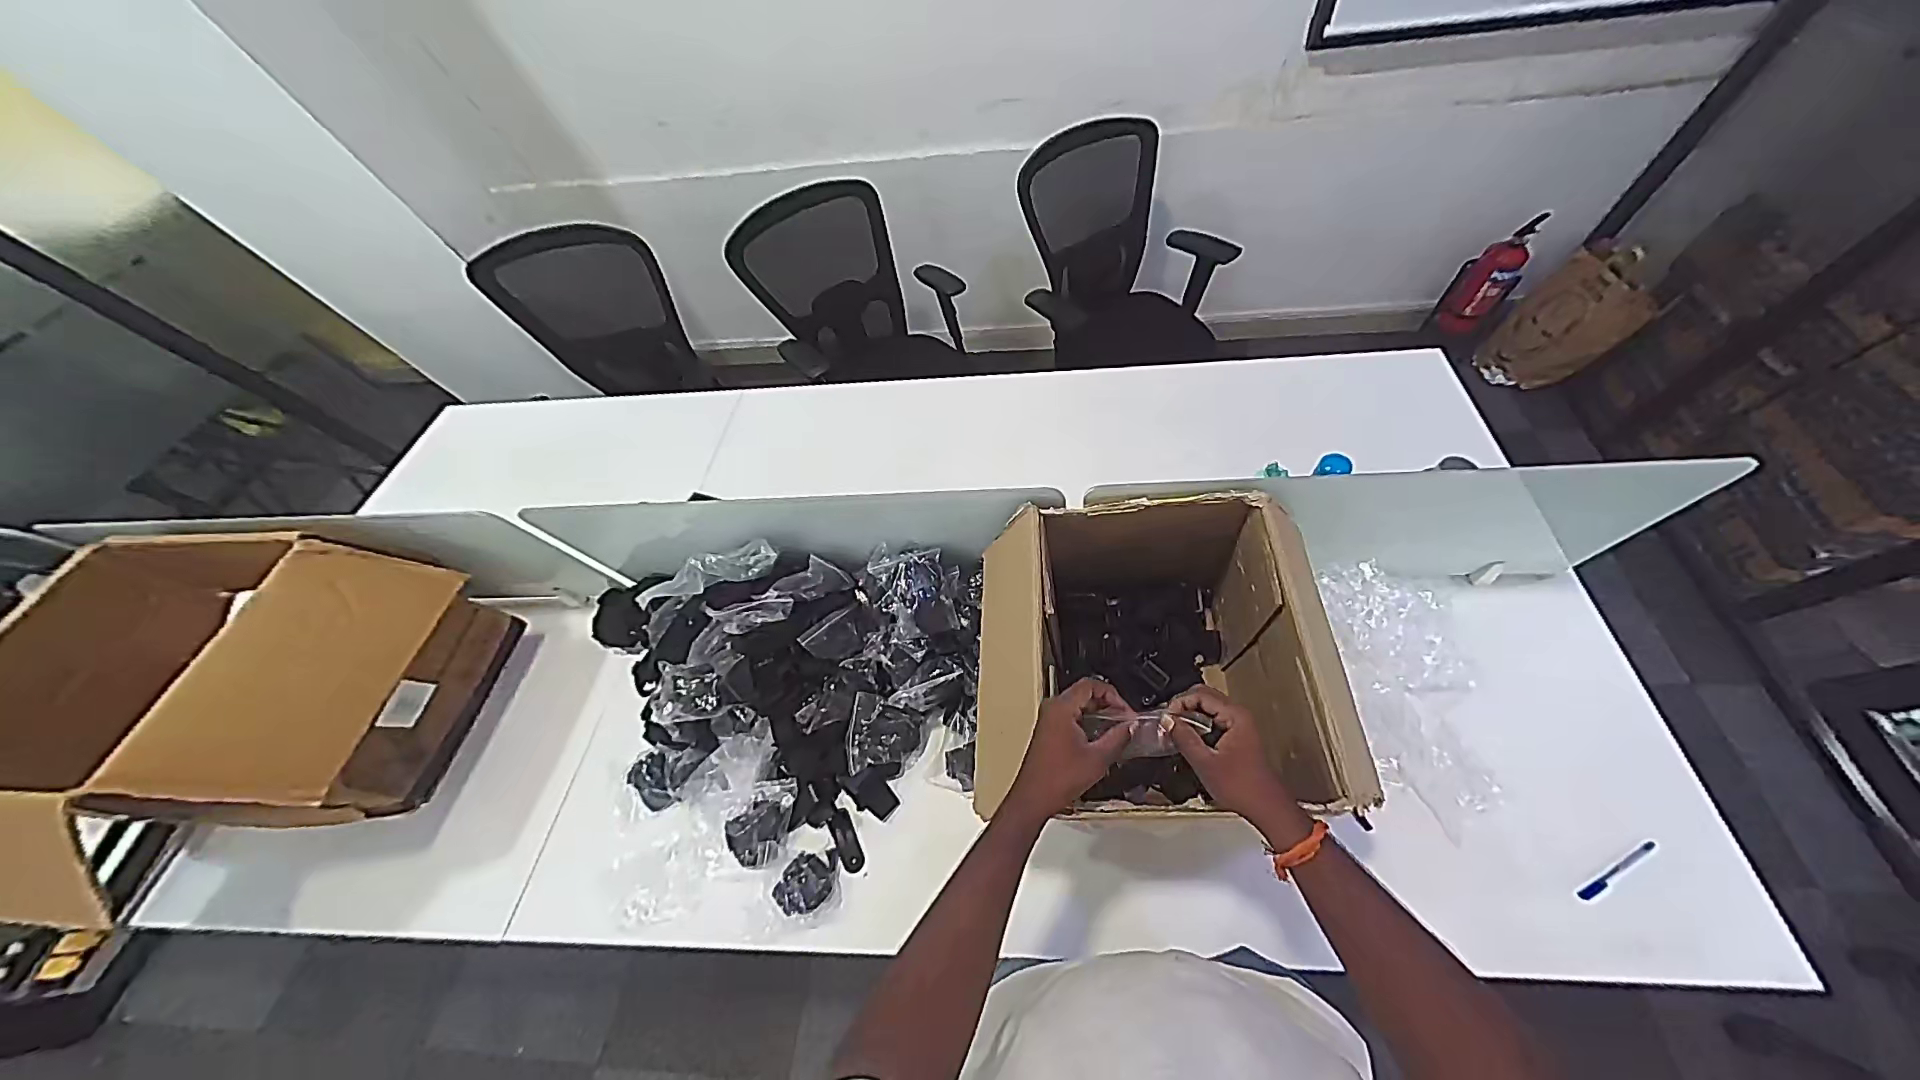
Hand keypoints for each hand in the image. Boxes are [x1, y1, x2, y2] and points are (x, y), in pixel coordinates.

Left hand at [1003, 678, 1135, 823]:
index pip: (1090, 685)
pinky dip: (1088, 723)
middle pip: (1085, 693)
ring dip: (1099, 715)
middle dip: (1108, 704)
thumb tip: (1129, 727)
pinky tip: (1100, 740)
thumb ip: (1118, 737)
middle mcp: (1052, 709)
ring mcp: (1048, 720)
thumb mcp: (1098, 758)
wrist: (1034, 797)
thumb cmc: (1056, 780)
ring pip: (1078, 706)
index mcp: (1061, 708)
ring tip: (1116, 731)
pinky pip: (1071, 717)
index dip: (1113, 694)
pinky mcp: (1048, 731)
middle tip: (1124, 720)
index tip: (1125, 710)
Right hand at [1167, 684, 1314, 844]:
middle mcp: (1240, 716)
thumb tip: (1168, 720)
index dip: (1179, 703)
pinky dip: (1200, 727)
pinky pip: (1213, 721)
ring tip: (1178, 735)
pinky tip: (1192, 743)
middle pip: (1204, 697)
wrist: (1266, 807)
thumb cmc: (1244, 788)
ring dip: (1191, 719)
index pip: (1200, 694)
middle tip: (1170, 724)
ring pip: (1208, 709)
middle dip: (1184, 708)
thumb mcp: (1204, 762)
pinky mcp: (1237, 736)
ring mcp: (1240, 725)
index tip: (1168, 718)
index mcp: (1235, 716)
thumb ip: (1183, 737)